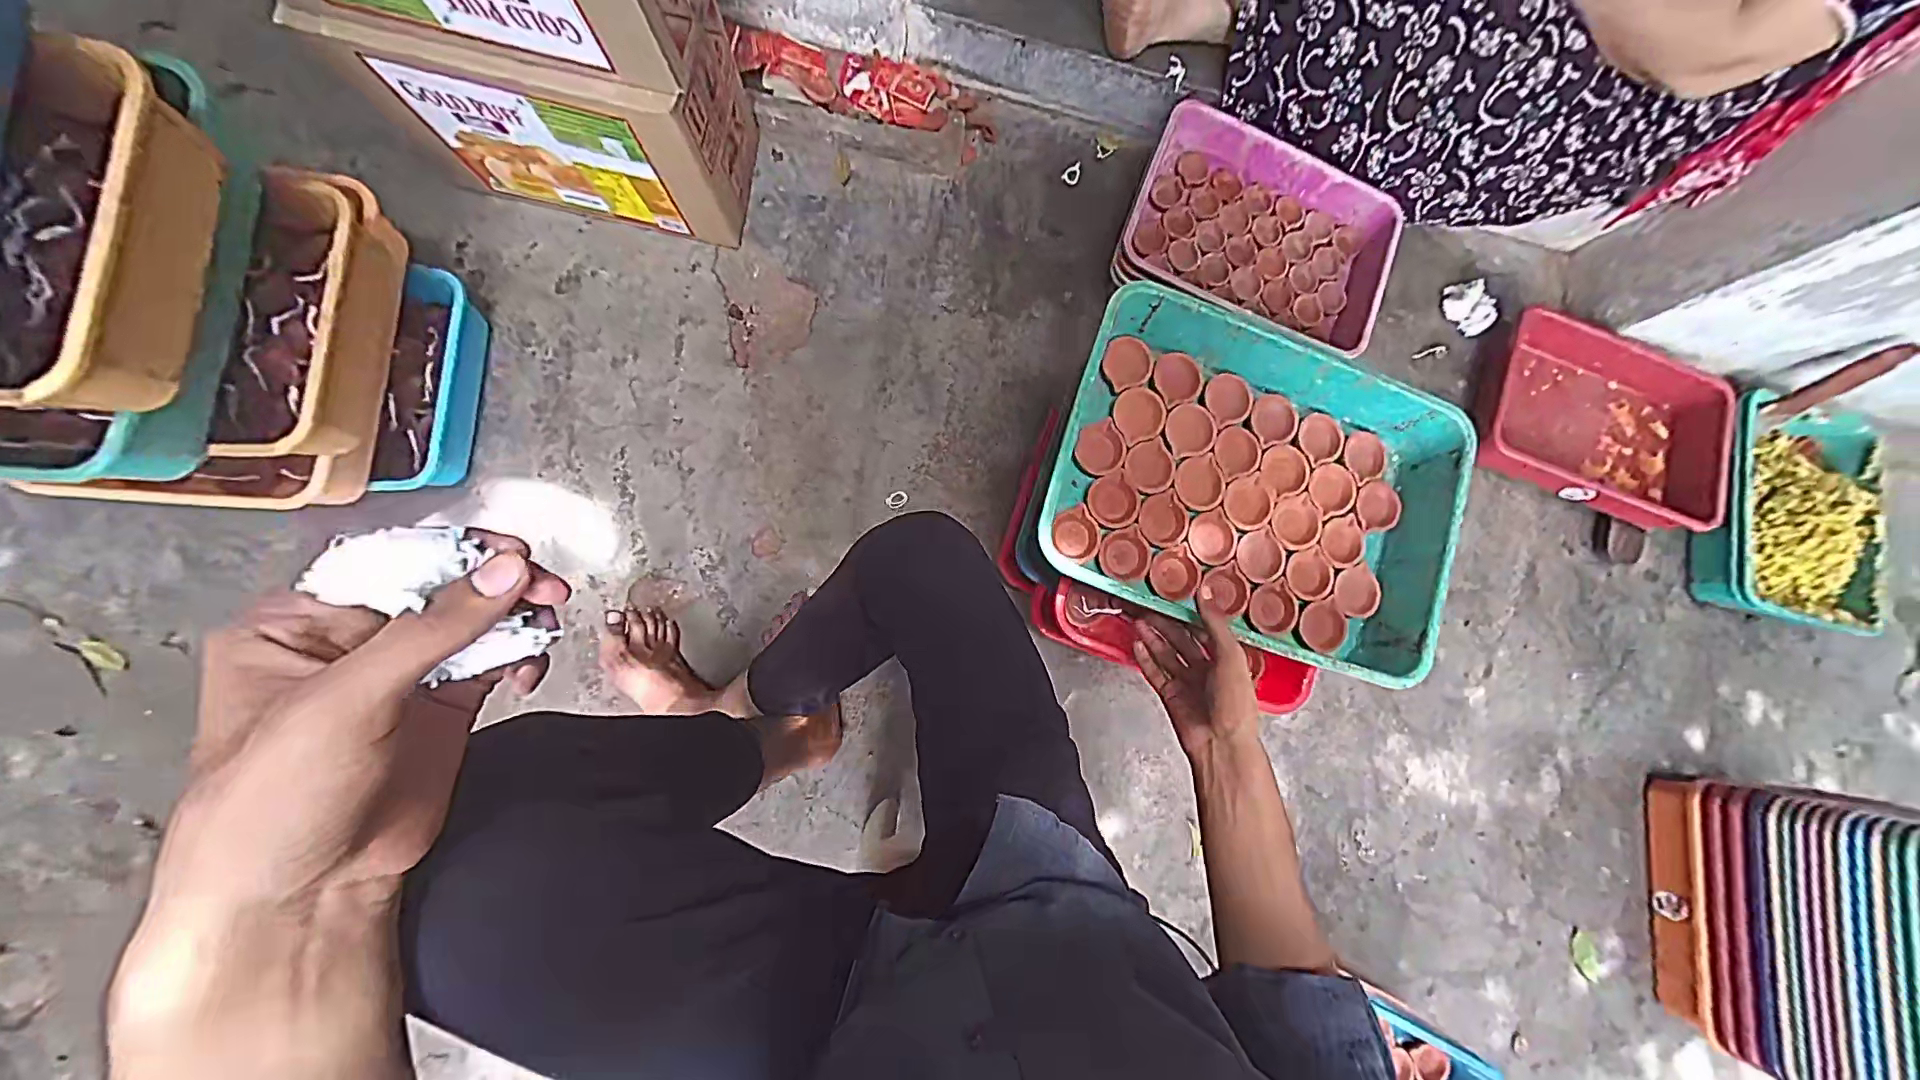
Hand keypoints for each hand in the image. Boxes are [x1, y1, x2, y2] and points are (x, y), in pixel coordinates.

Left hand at [110, 530, 568, 1078]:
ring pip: (479, 621)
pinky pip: (497, 658)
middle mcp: (356, 641)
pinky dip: (522, 655)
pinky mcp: (447, 701)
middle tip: (546, 590)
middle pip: (447, 588)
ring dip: (519, 618)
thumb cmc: (276, 800)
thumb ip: (434, 629)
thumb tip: (508, 569)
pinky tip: (527, 671)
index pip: (394, 563)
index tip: (516, 554)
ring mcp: (406, 673)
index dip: (459, 553)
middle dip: (501, 586)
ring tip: (546, 627)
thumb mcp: (348, 700)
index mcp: (301, 624)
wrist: (305, 895)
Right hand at [1132, 589, 1261, 757]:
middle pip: (1181, 640)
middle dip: (1164, 624)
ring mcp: (1186, 682)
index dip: (1189, 613)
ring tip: (1138, 620)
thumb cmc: (1235, 704)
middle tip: (1148, 607)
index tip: (1175, 597)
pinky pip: (1155, 672)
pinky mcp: (1170, 695)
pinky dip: (1145, 659)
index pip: (1204, 629)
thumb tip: (1206, 594)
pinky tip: (1137, 645)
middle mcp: (1206, 669)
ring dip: (1152, 637)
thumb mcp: (1231, 656)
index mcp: (1226, 659)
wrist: (1221, 744)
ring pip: (1165, 654)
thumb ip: (1216, 624)